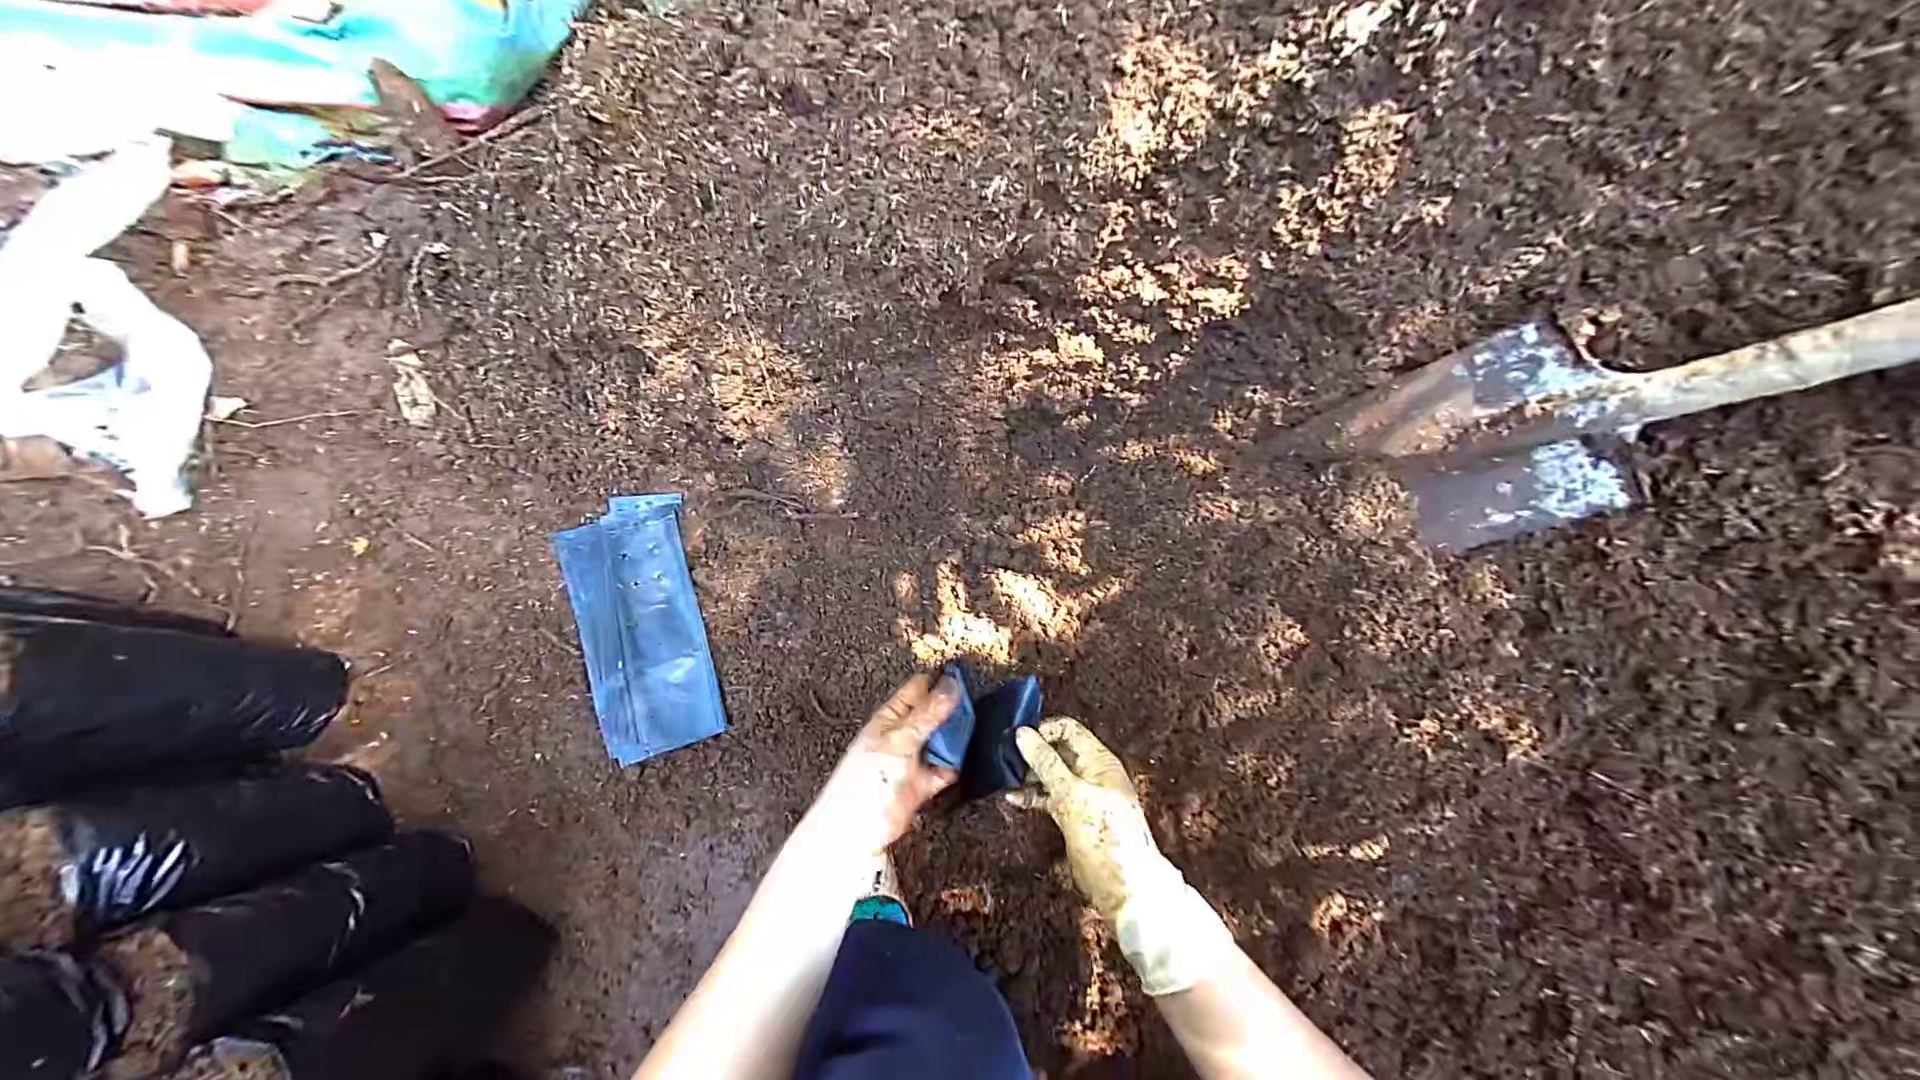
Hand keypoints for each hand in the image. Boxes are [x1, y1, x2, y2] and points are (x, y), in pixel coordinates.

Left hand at [805, 672, 961, 856]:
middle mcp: (902, 736)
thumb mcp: (900, 740)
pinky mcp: (921, 784)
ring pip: (942, 741)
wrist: (854, 832)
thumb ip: (927, 715)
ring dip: (957, 737)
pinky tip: (966, 759)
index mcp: (890, 717)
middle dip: (953, 709)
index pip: (919, 689)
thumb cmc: (862, 783)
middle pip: (934, 714)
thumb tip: (949, 686)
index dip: (939, 680)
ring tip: (977, 729)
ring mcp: (913, 760)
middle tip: (976, 704)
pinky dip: (955, 764)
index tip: (964, 675)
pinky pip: (944, 768)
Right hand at [1015, 718, 1238, 996]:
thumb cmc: (1109, 840)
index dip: (1043, 731)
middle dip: (1032, 752)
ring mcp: (1082, 796)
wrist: (1127, 890)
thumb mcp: (1072, 796)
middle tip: (1008, 759)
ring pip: (1051, 774)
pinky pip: (1049, 797)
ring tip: (1007, 777)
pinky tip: (1014, 798)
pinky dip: (1032, 796)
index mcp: (1098, 761)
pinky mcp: (1074, 817)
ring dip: (1029, 775)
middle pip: (1057, 750)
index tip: (1019, 742)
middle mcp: (1091, 774)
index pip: (1067, 729)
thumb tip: (1023, 734)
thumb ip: (1046, 764)